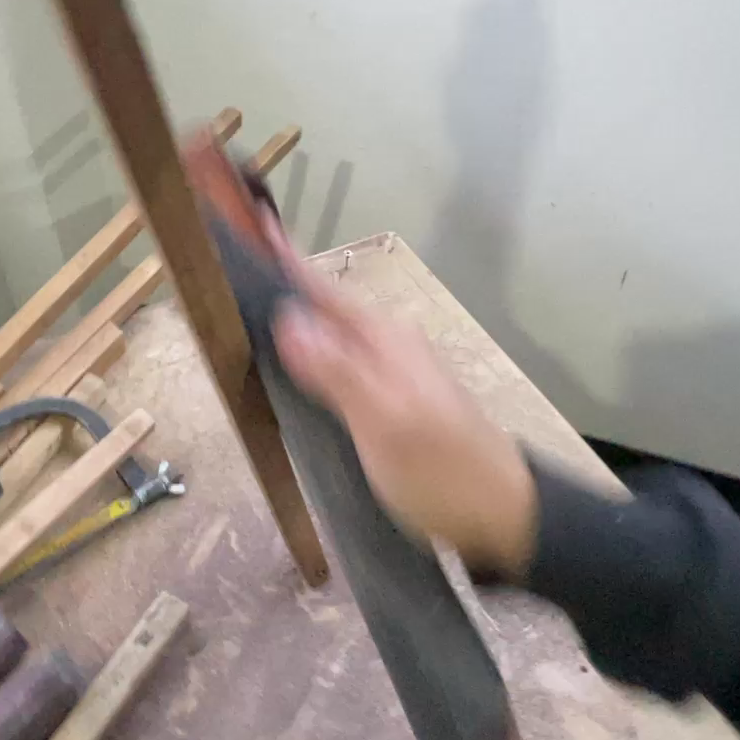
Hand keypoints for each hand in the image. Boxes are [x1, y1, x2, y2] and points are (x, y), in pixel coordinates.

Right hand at [260, 216, 539, 575]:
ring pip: (331, 339)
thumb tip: (286, 319)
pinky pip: (340, 367)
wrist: (506, 517)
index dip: (285, 259)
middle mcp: (389, 345)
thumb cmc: (442, 470)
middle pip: (324, 311)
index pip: (322, 290)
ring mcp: (393, 373)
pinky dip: (311, 361)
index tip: (252, 222)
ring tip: (250, 317)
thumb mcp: (384, 421)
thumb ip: (335, 371)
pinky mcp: (392, 400)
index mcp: (385, 339)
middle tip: (233, 276)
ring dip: (295, 326)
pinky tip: (294, 374)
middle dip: (282, 289)